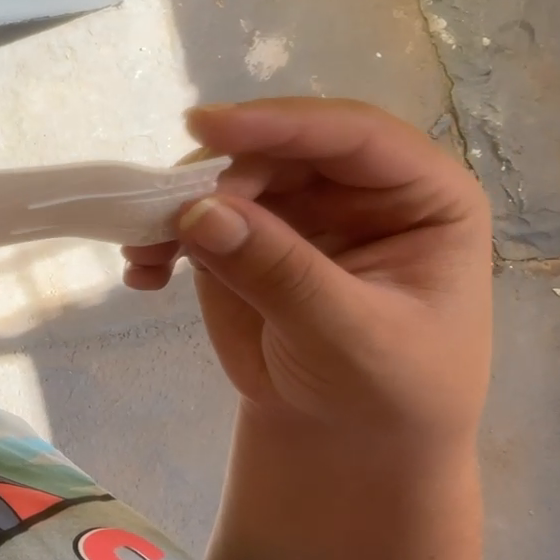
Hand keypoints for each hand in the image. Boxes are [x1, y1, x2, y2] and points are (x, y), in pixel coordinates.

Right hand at [124, 98, 491, 455]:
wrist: (343, 435)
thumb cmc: (386, 390)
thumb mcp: (348, 335)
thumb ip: (279, 272)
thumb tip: (198, 210)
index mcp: (417, 196)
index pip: (351, 136)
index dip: (279, 124)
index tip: (205, 129)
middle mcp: (351, 190)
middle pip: (272, 152)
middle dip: (212, 177)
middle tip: (164, 216)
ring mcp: (291, 212)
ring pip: (220, 180)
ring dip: (171, 208)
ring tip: (143, 253)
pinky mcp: (239, 238)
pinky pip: (188, 218)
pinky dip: (159, 238)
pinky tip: (144, 274)